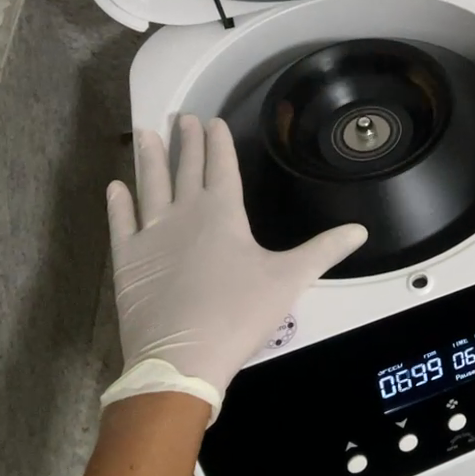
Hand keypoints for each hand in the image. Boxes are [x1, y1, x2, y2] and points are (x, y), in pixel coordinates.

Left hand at [101, 114, 367, 418]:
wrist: (182, 358)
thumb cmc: (239, 313)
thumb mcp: (291, 279)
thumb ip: (324, 250)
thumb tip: (360, 230)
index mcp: (223, 214)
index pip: (222, 167)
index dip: (218, 142)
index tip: (213, 120)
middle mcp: (185, 215)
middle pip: (186, 169)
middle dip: (187, 142)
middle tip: (182, 117)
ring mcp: (151, 236)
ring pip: (149, 187)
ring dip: (149, 160)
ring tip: (147, 134)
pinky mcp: (126, 261)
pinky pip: (120, 224)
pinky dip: (117, 204)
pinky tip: (114, 187)